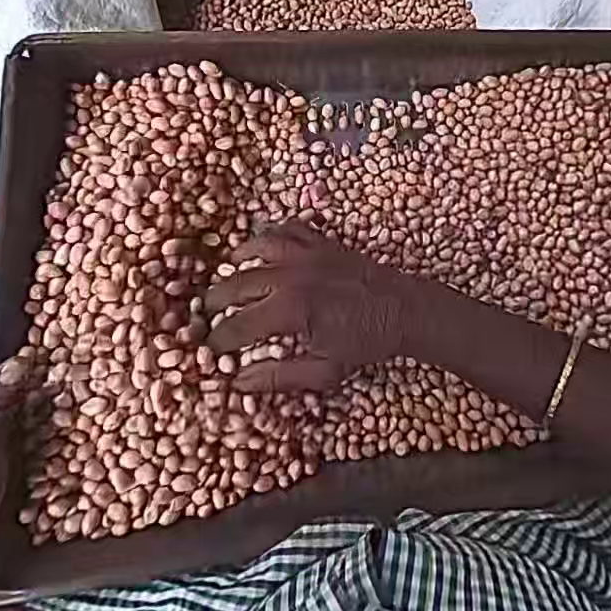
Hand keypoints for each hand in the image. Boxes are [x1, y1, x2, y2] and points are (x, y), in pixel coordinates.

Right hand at [203, 222, 456, 391]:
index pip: (237, 326)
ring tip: (227, 275)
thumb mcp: (324, 370)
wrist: (402, 308)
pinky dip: (271, 235)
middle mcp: (291, 276)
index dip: (217, 340)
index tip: (208, 348)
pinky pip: (287, 229)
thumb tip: (240, 382)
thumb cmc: (366, 342)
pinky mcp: (320, 242)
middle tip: (207, 314)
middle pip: (237, 284)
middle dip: (216, 301)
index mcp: (289, 311)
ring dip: (237, 262)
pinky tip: (264, 246)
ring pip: (256, 248)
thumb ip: (279, 376)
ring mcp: (306, 254)